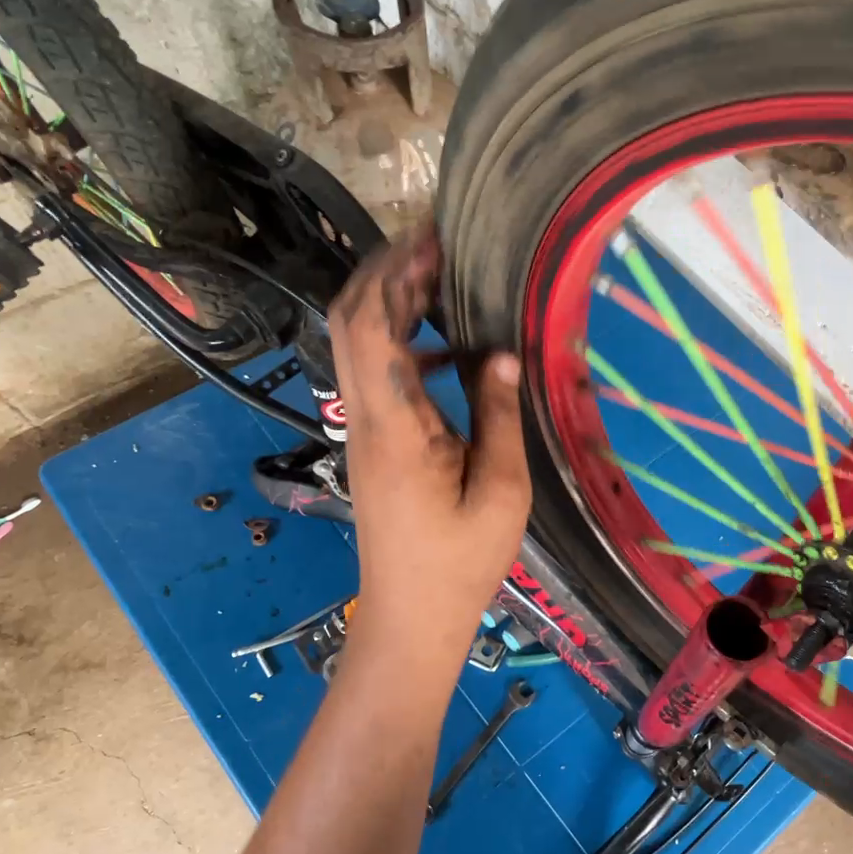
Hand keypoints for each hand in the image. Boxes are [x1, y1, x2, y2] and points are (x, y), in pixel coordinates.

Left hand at [323, 226, 530, 661]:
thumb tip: (502, 353)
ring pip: (357, 345)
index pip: (371, 324)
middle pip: (350, 321)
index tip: (434, 238)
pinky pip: (377, 375)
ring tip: (442, 279)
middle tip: (436, 243)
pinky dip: (403, 345)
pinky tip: (450, 350)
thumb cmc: (460, 561)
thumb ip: (498, 415)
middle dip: (385, 272)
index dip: (395, 272)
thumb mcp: (501, 491)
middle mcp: (366, 418)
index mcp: (395, 425)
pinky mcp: (373, 445)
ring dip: (390, 303)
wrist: (412, 615)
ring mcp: (364, 431)